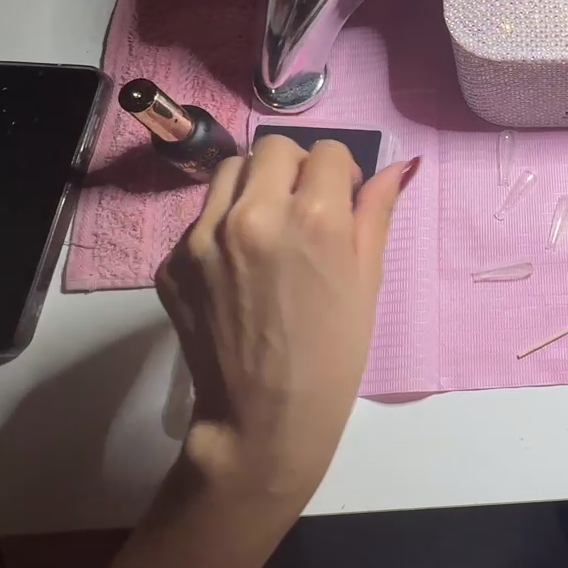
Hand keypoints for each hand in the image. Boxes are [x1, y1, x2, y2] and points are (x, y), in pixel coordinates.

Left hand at [155, 137, 415, 504]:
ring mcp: (203, 237)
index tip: (342, 200)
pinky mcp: (172, 261)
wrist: (264, 417)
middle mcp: (254, 214)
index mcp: (314, 218)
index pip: (328, 152)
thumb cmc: (335, 351)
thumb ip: (376, 213)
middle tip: (305, 206)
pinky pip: (202, 218)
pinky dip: (224, 226)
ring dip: (255, 185)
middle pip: (274, 149)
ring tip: (267, 227)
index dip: (342, 172)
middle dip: (297, 167)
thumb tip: (396, 168)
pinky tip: (239, 269)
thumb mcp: (368, 279)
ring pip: (230, 172)